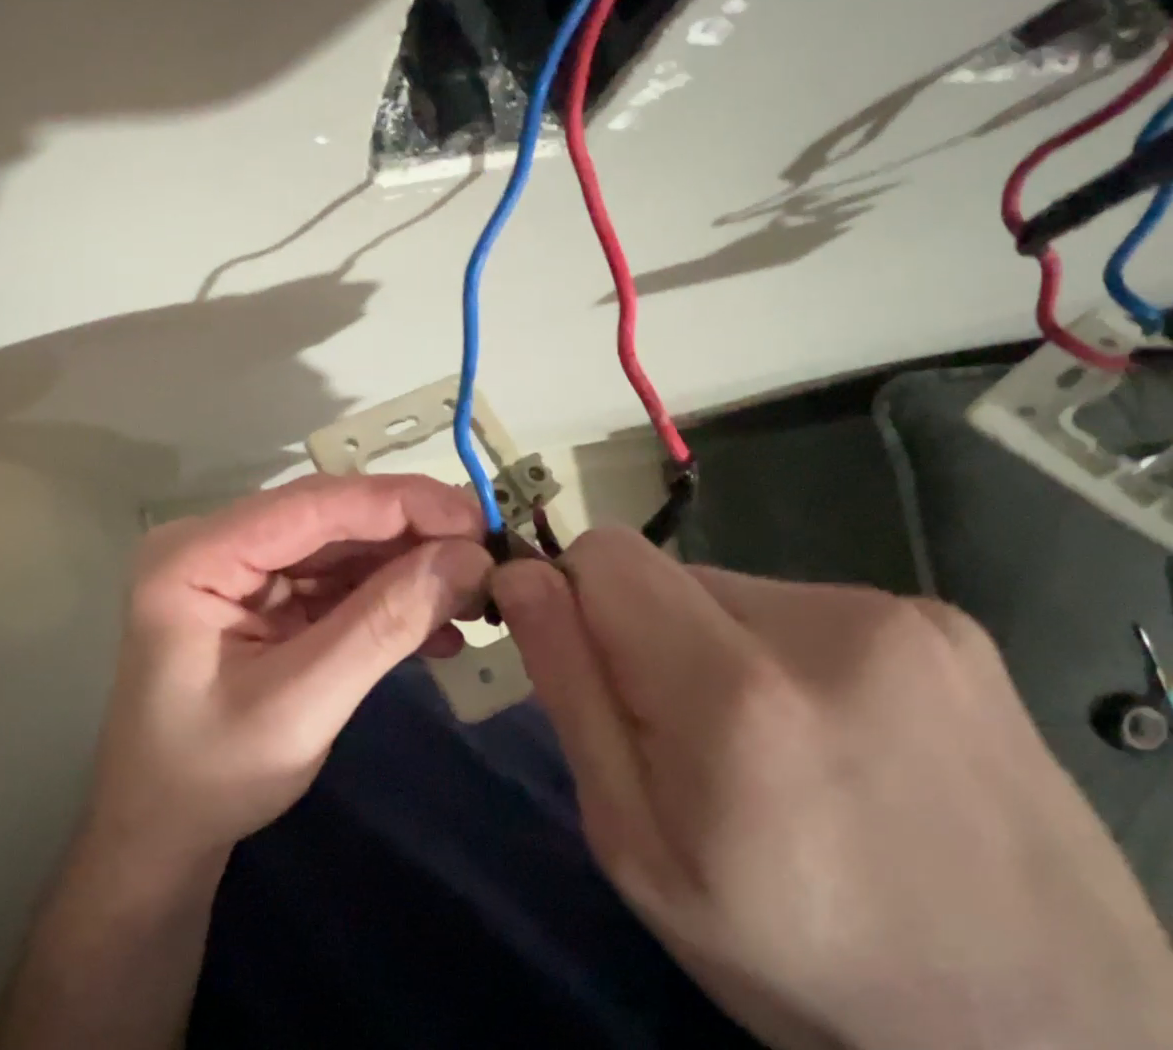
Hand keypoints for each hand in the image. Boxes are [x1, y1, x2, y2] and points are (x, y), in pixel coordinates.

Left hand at [84, 474, 490, 863]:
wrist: (162, 830)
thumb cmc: (212, 775)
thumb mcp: (301, 704)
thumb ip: (381, 626)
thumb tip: (468, 558)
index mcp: (193, 557)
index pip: (309, 506)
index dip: (399, 503)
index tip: (479, 519)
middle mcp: (210, 548)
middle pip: (325, 521)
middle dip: (410, 537)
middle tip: (492, 558)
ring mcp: (234, 576)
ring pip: (336, 550)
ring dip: (405, 571)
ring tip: (477, 597)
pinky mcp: (257, 605)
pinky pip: (330, 586)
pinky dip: (383, 603)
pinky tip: (438, 628)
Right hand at [494, 529, 1172, 1049]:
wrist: (1036, 1023)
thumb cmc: (793, 950)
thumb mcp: (638, 846)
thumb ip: (573, 697)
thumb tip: (523, 579)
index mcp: (738, 693)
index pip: (604, 556)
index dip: (571, 601)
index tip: (586, 672)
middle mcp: (831, 626)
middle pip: (666, 575)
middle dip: (646, 639)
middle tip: (685, 744)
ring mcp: (909, 619)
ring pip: (733, 591)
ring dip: (717, 649)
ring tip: (769, 752)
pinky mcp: (955, 628)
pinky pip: (805, 608)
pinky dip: (786, 657)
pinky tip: (833, 741)